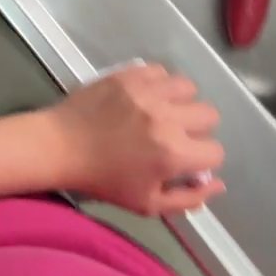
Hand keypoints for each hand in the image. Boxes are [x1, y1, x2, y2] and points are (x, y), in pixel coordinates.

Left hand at [46, 64, 224, 214]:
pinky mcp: (126, 75)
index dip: (202, 159)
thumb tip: (216, 183)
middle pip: (209, 114)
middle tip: (175, 135)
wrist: (59, 146)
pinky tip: (146, 95)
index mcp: (173, 152)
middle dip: (198, 128)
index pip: (216, 151)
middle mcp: (165, 118)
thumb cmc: (102, 179)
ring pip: (188, 87)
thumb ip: (189, 199)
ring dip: (181, 101)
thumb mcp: (148, 204)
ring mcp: (146, 92)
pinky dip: (159, 82)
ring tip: (163, 111)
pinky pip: (159, 70)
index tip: (184, 160)